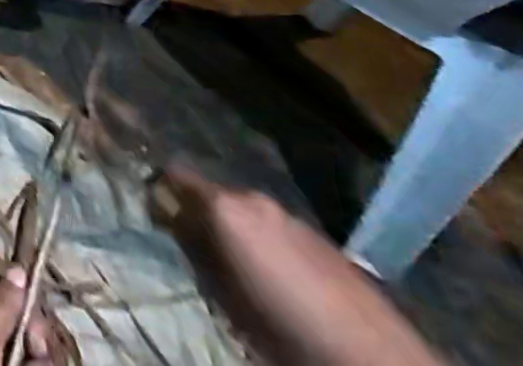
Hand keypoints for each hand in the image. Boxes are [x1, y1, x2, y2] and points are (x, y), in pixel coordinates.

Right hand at [157, 165, 450, 365]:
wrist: (371, 357)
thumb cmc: (278, 324)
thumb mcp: (219, 291)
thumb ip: (192, 246)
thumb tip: (168, 217)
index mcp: (225, 205)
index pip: (174, 175)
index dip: (159, 189)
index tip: (152, 211)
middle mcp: (256, 199)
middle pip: (212, 192)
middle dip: (199, 210)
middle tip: (191, 240)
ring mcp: (294, 218)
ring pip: (246, 210)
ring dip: (233, 225)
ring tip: (233, 259)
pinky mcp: (324, 241)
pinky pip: (276, 228)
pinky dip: (264, 240)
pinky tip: (273, 272)